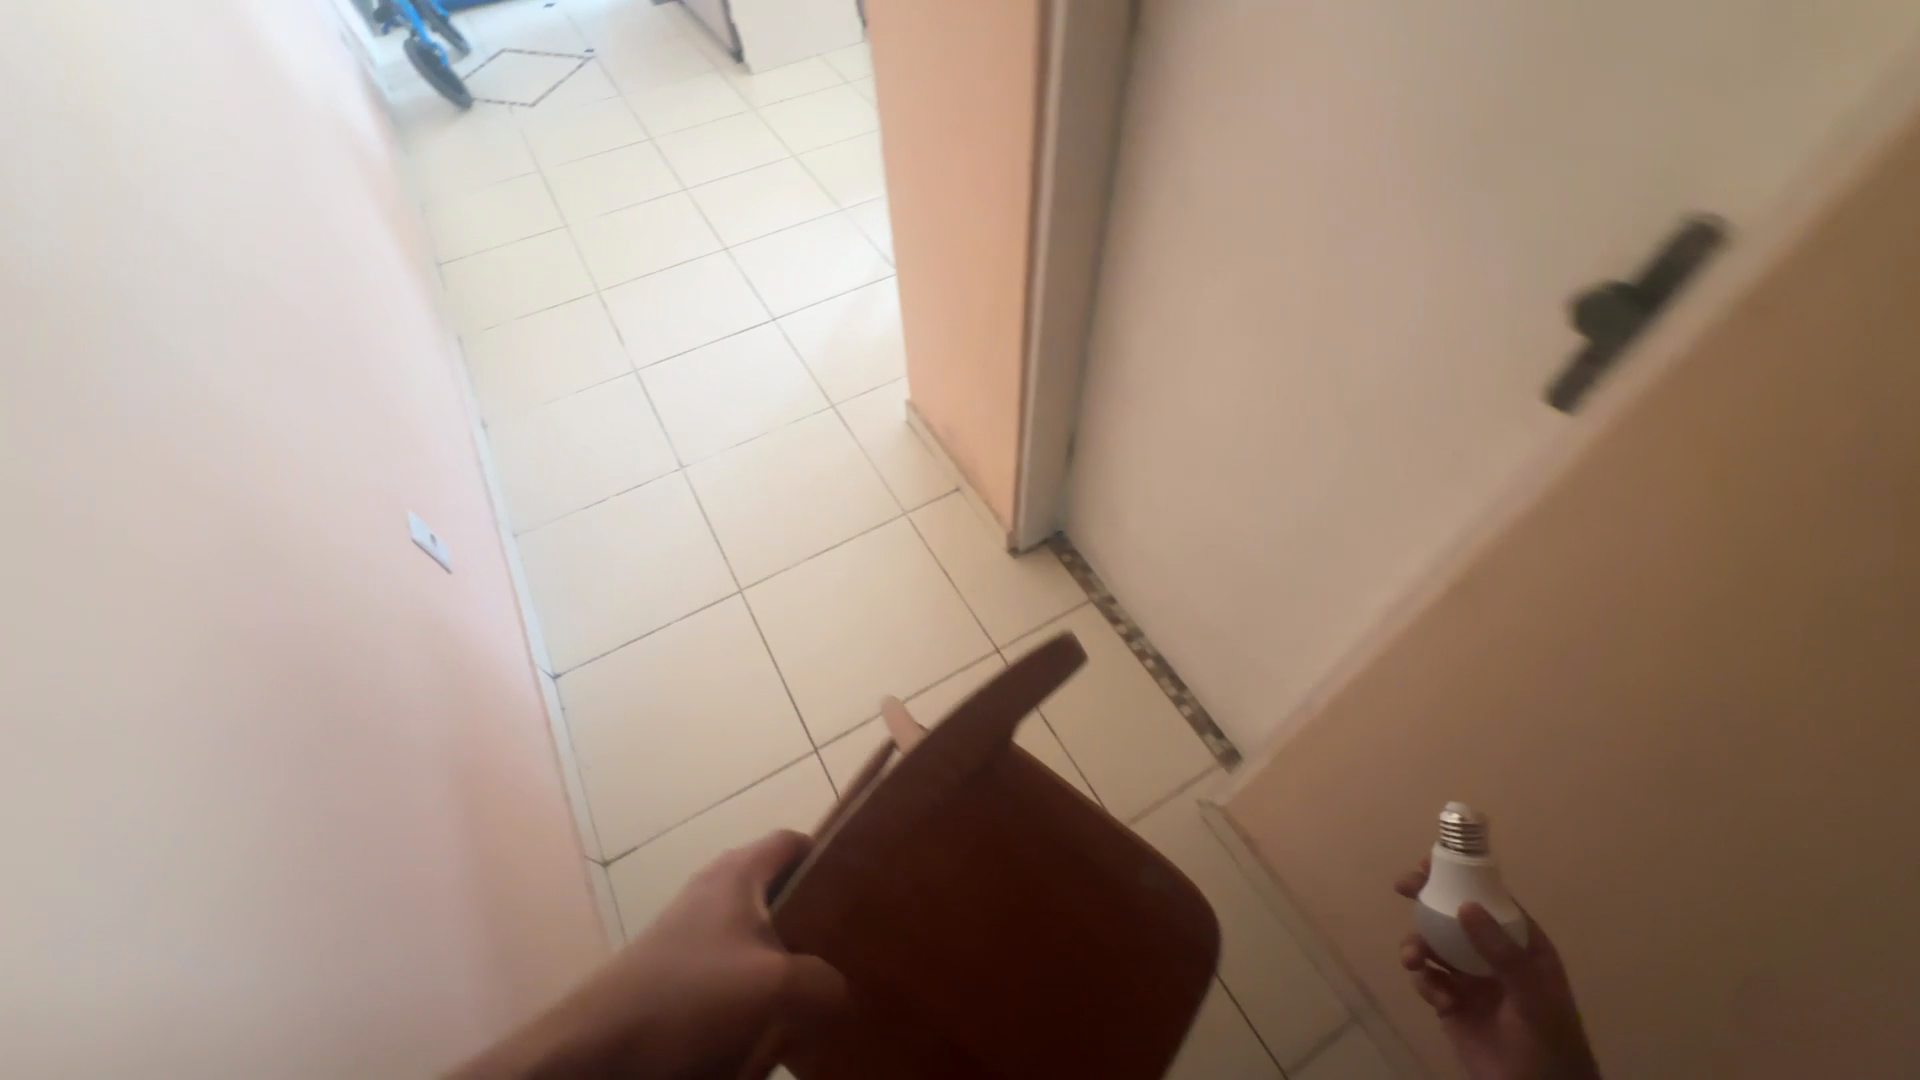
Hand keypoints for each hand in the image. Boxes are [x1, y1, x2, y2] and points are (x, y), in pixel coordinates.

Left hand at [452, 830, 846, 1079]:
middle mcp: (714, 894)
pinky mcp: (672, 980)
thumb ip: (824, 984)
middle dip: (813, 923)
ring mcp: (689, 937)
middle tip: (849, 952)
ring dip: (784, 970)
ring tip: (815, 1001)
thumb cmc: (688, 999)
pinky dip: (753, 1003)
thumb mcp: (776, 988)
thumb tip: (839, 993)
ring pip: (756, 943)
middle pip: (778, 894)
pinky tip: (767, 1038)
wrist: (590, 1057)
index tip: (861, 886)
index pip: (793, 842)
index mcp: (739, 873)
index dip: (828, 855)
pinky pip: (730, 982)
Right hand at [1395, 860, 1599, 1079]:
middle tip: (1403, 887)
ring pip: (1432, 944)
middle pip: (1453, 914)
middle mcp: (1493, 956)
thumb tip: (1464, 904)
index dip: (1461, 877)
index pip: (1490, 900)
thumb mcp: (1532, 997)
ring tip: (1413, 961)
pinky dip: (1426, 984)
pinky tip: (1441, 1002)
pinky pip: (1427, 978)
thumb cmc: (1549, 1043)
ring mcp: (1470, 978)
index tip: (1430, 863)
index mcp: (1522, 947)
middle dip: (1426, 900)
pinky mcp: (1450, 1001)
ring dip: (1417, 947)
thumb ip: (1501, 952)